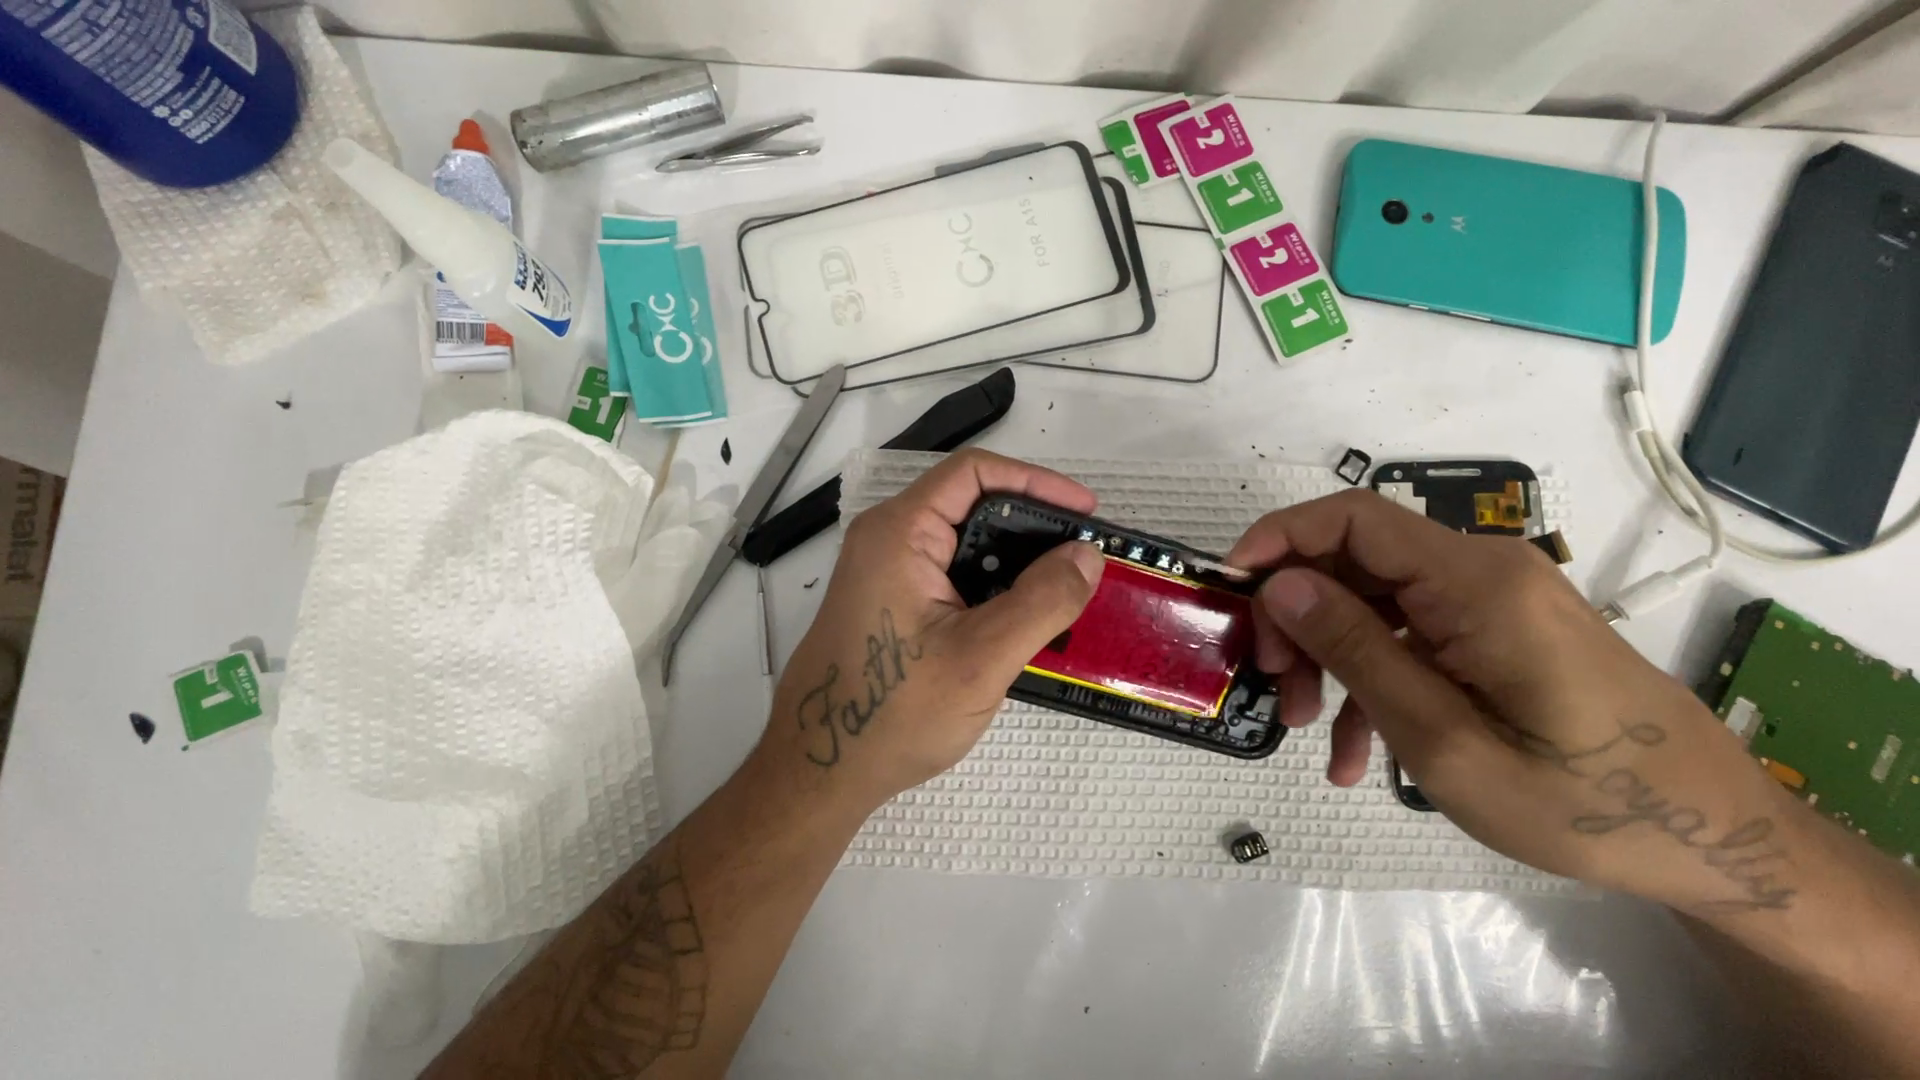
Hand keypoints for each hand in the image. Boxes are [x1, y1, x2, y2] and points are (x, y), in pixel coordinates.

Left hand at [756, 450, 1104, 813]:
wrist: (820, 771)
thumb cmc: (893, 713)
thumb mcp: (981, 658)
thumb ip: (1041, 601)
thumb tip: (1087, 555)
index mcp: (900, 532)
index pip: (974, 472)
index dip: (1036, 481)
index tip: (1086, 513)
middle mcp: (887, 539)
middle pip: (970, 504)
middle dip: (1032, 526)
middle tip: (1083, 559)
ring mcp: (885, 573)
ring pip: (963, 544)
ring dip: (1014, 561)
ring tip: (1064, 591)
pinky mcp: (890, 604)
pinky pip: (951, 576)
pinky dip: (991, 587)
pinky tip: (1023, 618)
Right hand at [1229, 491, 1805, 914]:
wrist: (1713, 837)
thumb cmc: (1579, 802)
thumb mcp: (1445, 740)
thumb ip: (1357, 653)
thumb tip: (1280, 585)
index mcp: (1476, 582)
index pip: (1351, 518)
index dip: (1276, 538)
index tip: (1226, 590)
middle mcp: (1483, 572)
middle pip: (1353, 562)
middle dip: (1296, 619)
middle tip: (1272, 687)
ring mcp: (1492, 601)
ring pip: (1374, 603)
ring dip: (1328, 659)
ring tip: (1306, 732)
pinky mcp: (1497, 630)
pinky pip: (1411, 637)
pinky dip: (1372, 681)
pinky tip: (1356, 754)